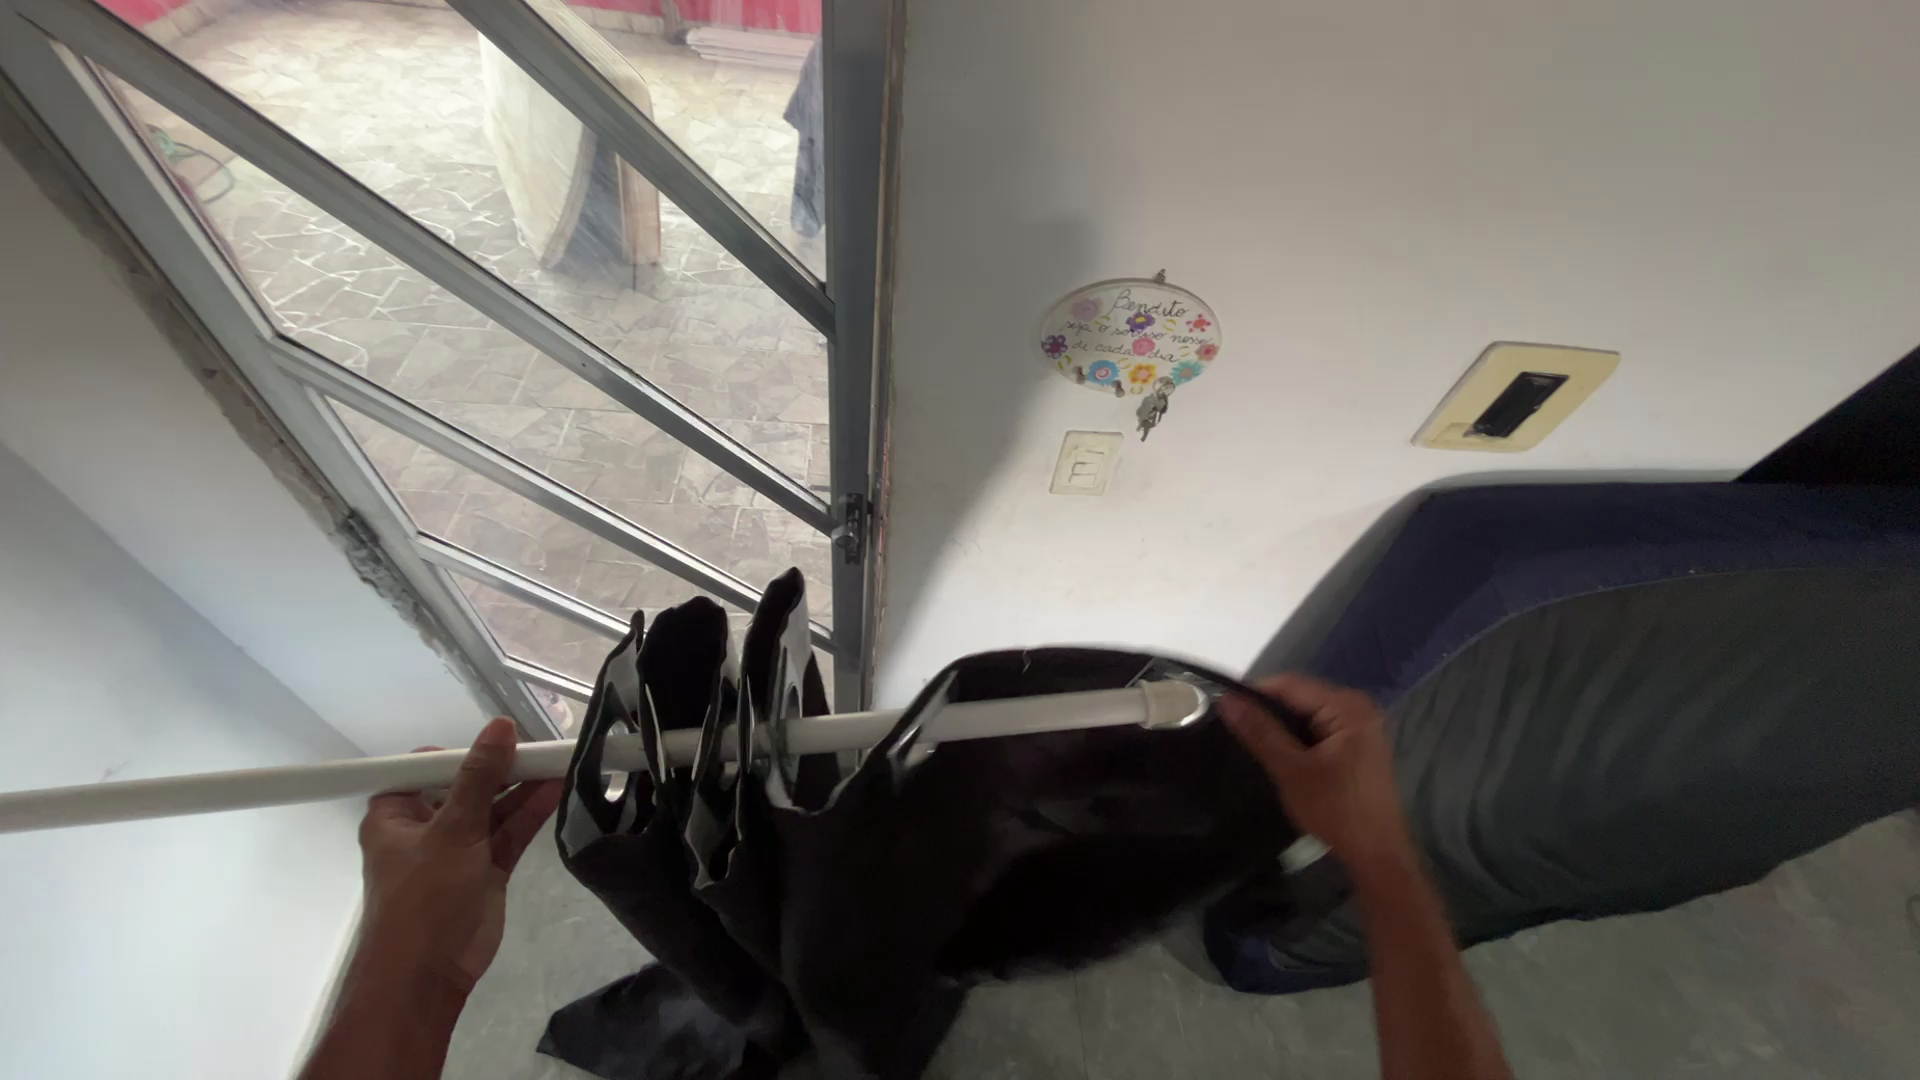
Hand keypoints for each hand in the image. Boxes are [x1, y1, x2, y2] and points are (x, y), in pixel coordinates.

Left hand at [355, 717, 562, 994]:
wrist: (428, 974)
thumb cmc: (424, 896)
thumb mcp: (452, 829)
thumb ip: (480, 777)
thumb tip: (500, 726)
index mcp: (398, 816)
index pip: (425, 770)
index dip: (460, 752)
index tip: (498, 738)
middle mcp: (428, 828)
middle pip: (468, 785)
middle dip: (502, 767)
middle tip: (539, 747)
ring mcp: (460, 848)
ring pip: (496, 806)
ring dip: (524, 787)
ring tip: (559, 762)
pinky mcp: (488, 867)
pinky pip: (512, 829)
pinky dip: (533, 810)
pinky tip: (559, 787)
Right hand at [1220, 674, 1412, 870]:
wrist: (1377, 856)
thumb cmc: (1337, 811)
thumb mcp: (1291, 769)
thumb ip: (1259, 731)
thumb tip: (1226, 699)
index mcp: (1347, 708)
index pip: (1289, 684)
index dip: (1253, 693)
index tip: (1225, 710)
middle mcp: (1357, 707)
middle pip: (1298, 695)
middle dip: (1267, 710)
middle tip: (1237, 730)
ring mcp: (1360, 725)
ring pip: (1305, 711)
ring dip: (1280, 724)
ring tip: (1254, 741)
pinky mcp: (1356, 742)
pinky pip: (1316, 725)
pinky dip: (1295, 734)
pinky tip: (1280, 752)